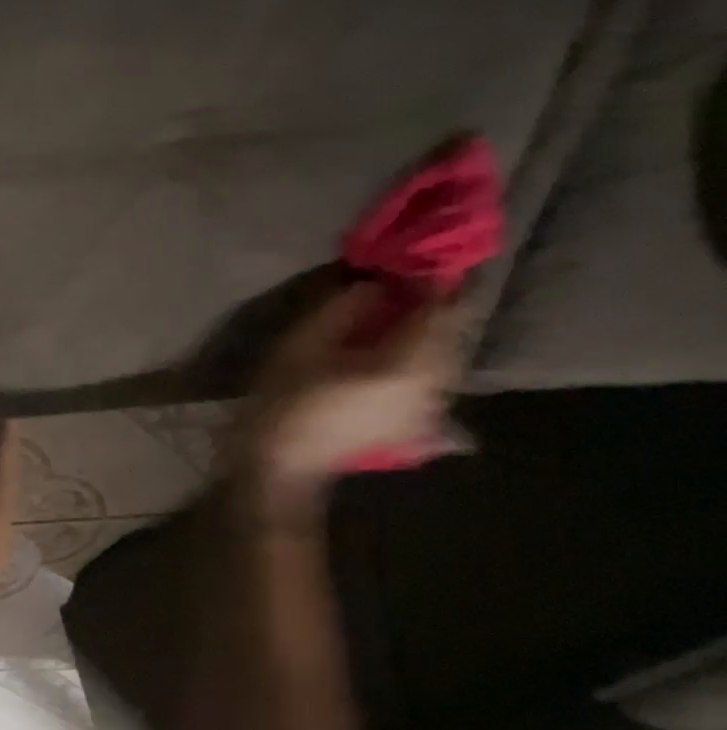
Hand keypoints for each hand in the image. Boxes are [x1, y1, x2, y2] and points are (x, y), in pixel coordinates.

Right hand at [236, 282, 462, 508]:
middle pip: (450, 333)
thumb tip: (374, 285)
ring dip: (426, 334)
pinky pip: (429, 379)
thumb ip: (343, 309)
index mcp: (408, 365)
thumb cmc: (284, 404)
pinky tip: (392, 357)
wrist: (279, 468)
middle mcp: (432, 385)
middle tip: (405, 288)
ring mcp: (428, 408)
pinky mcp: (414, 422)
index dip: (434, 281)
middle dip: (432, 308)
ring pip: (442, 357)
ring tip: (397, 320)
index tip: (416, 261)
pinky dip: (418, 359)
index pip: (443, 309)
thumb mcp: (300, 346)